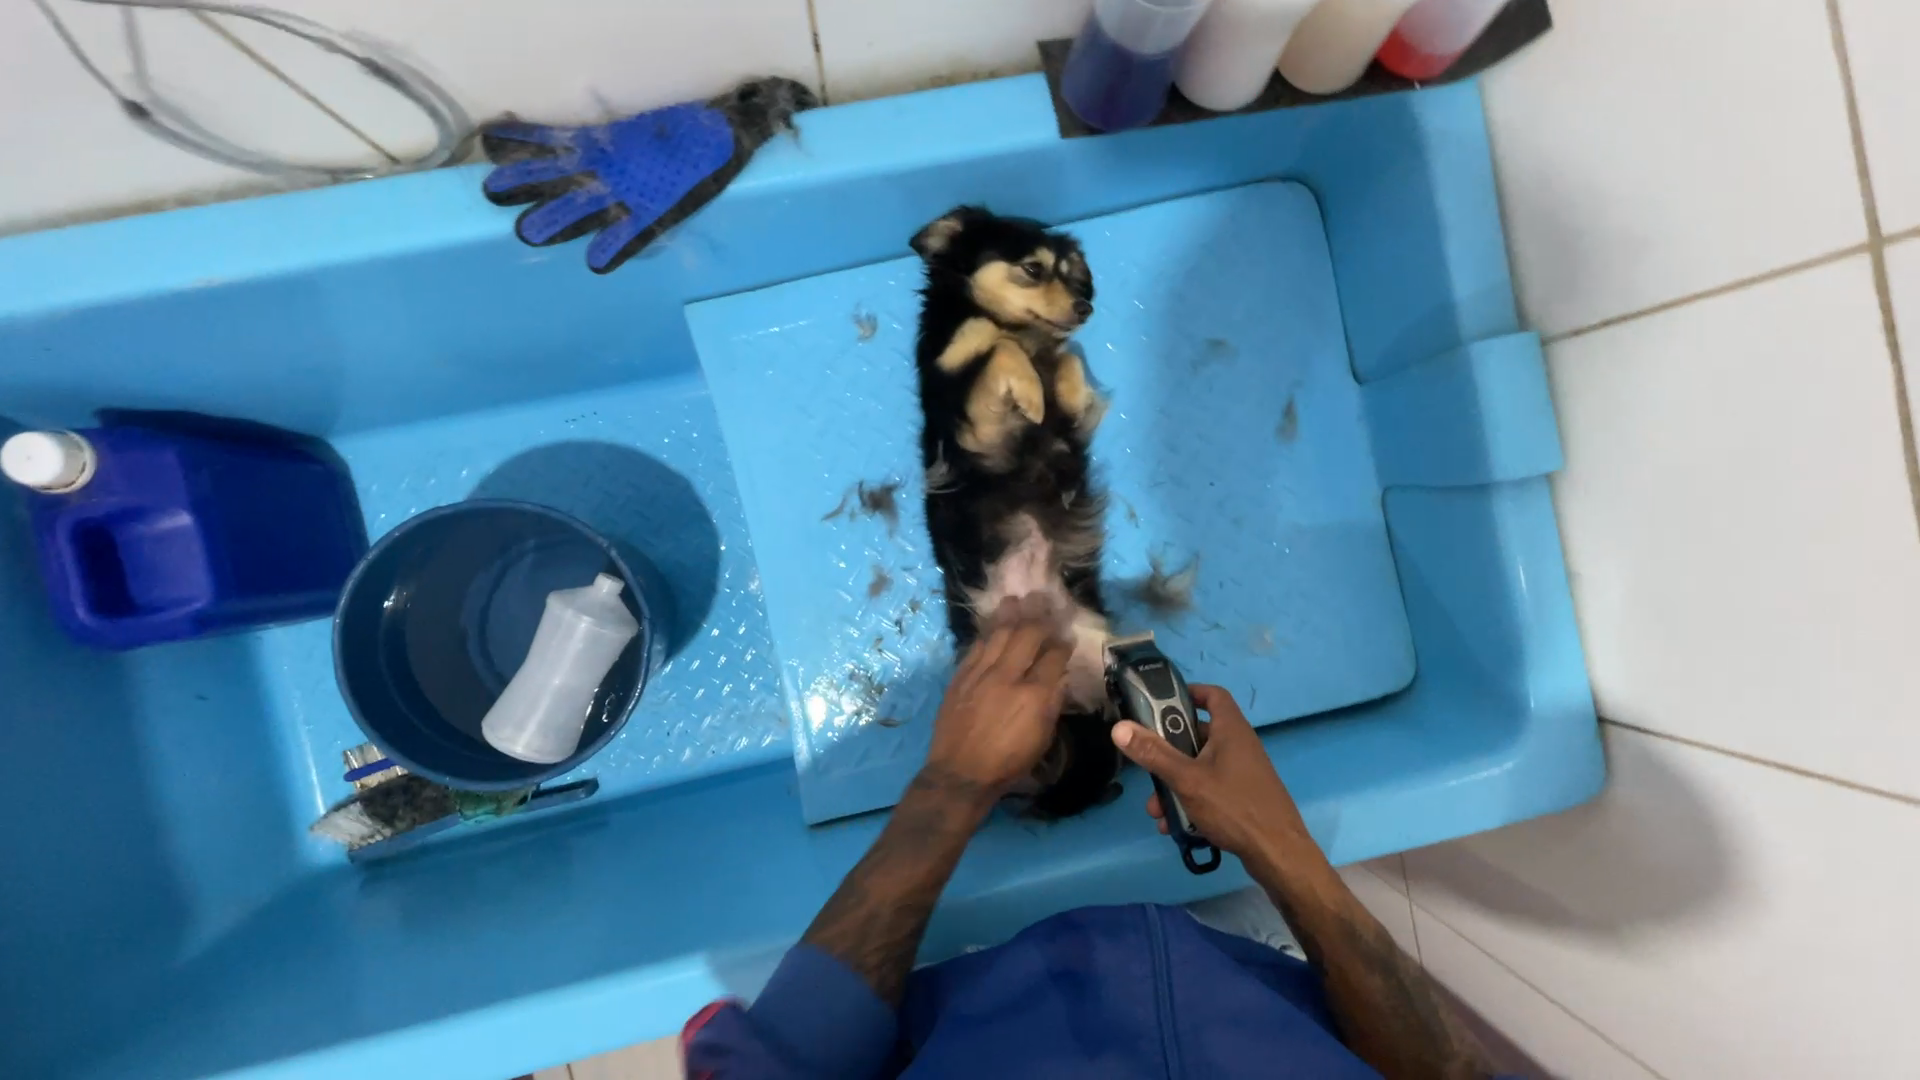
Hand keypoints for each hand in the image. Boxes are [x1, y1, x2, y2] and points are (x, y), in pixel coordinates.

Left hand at [924, 595, 1071, 799]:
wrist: (960, 772)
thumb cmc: (1008, 762)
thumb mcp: (1042, 737)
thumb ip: (1052, 702)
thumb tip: (1058, 676)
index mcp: (1034, 694)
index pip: (1053, 656)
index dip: (1063, 642)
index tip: (1067, 635)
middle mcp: (1007, 676)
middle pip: (1026, 634)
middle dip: (1039, 616)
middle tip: (1044, 600)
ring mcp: (980, 673)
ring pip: (998, 634)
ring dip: (1009, 614)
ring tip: (1016, 598)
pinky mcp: (960, 676)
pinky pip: (976, 646)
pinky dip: (987, 633)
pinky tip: (992, 625)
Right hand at [1110, 684, 1305, 857]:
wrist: (1279, 856)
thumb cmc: (1234, 807)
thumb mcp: (1187, 779)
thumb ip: (1153, 754)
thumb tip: (1119, 728)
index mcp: (1231, 731)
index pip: (1213, 695)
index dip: (1189, 692)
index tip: (1161, 702)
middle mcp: (1239, 746)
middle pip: (1198, 735)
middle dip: (1168, 751)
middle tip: (1147, 764)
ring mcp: (1243, 773)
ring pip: (1200, 767)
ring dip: (1174, 784)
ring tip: (1156, 809)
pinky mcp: (1243, 797)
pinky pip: (1210, 789)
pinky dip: (1191, 800)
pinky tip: (1175, 825)